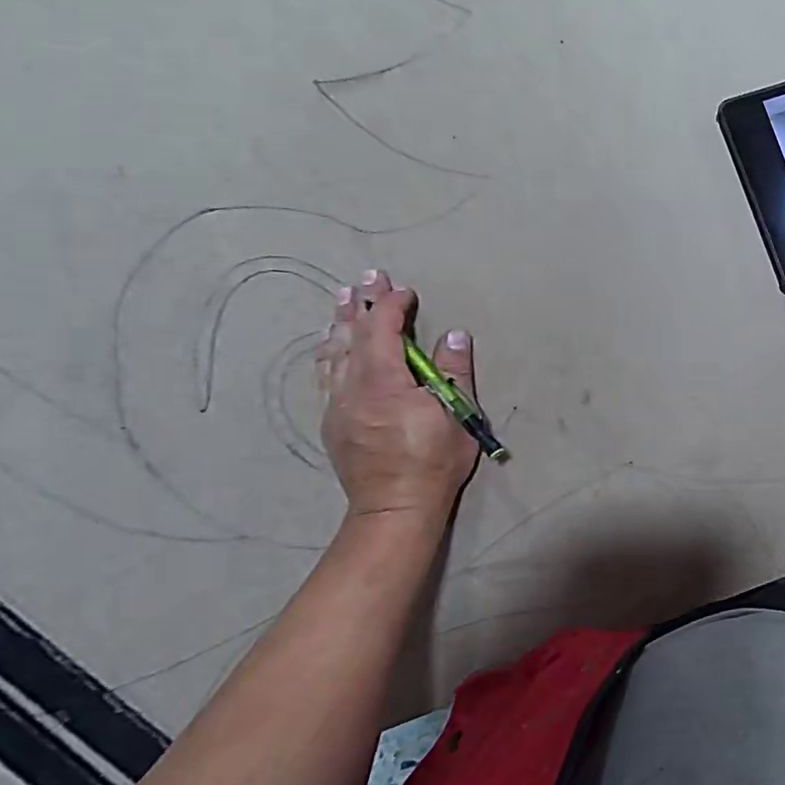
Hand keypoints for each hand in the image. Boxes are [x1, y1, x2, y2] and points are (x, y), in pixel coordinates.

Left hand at [317, 268, 479, 524]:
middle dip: (360, 303)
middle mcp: (353, 388)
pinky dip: (330, 352)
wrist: (394, 508)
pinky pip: (326, 375)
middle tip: (366, 276)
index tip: (406, 291)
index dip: (392, 306)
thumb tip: (454, 334)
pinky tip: (331, 345)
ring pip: (333, 354)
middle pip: (351, 336)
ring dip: (339, 323)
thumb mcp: (458, 416)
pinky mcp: (333, 422)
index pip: (382, 331)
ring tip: (341, 299)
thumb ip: (455, 372)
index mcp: (384, 383)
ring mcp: (338, 405)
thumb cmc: (433, 461)